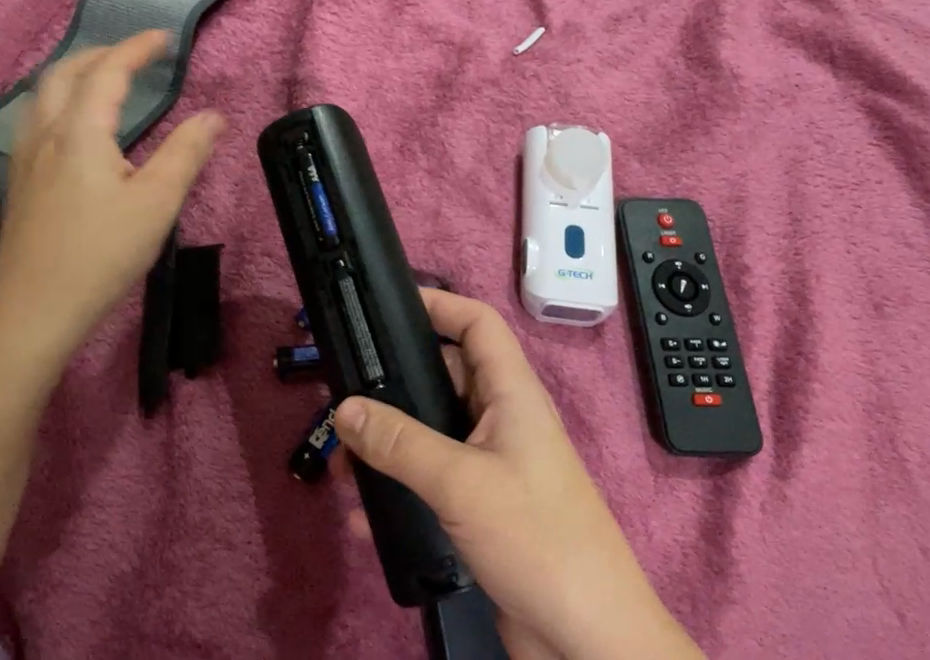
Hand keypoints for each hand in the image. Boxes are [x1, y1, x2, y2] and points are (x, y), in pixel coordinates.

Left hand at [0, 30, 224, 359]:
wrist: (33, 311)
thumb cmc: (101, 255)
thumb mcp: (157, 203)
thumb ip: (186, 153)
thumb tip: (214, 116)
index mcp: (79, 132)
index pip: (107, 73)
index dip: (136, 49)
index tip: (164, 38)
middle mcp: (44, 135)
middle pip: (63, 73)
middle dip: (99, 54)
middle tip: (133, 55)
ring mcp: (24, 160)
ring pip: (42, 95)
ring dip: (74, 75)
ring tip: (102, 82)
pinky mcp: (19, 184)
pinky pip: (36, 120)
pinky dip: (60, 102)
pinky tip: (74, 130)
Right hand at [332, 290, 704, 659]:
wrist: (589, 637)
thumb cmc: (537, 539)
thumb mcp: (461, 483)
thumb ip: (400, 443)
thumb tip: (344, 407)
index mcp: (513, 395)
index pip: (478, 323)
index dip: (439, 303)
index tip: (386, 303)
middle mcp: (503, 422)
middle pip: (444, 378)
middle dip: (393, 384)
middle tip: (340, 394)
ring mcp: (494, 468)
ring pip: (431, 434)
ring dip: (388, 442)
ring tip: (341, 460)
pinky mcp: (483, 511)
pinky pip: (432, 483)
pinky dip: (399, 489)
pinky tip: (364, 513)